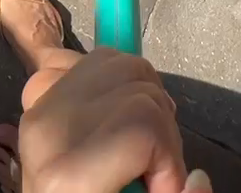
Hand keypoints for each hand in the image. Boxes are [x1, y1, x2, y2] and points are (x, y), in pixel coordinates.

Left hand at [17, 49, 205, 192]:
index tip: (159, 189)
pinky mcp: (43, 90)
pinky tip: (122, 119)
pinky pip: (100, 60)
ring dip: (148, 99)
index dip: (169, 158)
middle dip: (164, 130)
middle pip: (140, 89)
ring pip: (124, 63)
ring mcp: (42, 101)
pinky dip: (125, 83)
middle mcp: (48, 125)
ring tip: (141, 144)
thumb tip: (198, 178)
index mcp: (67, 174)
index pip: (144, 123)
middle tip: (154, 170)